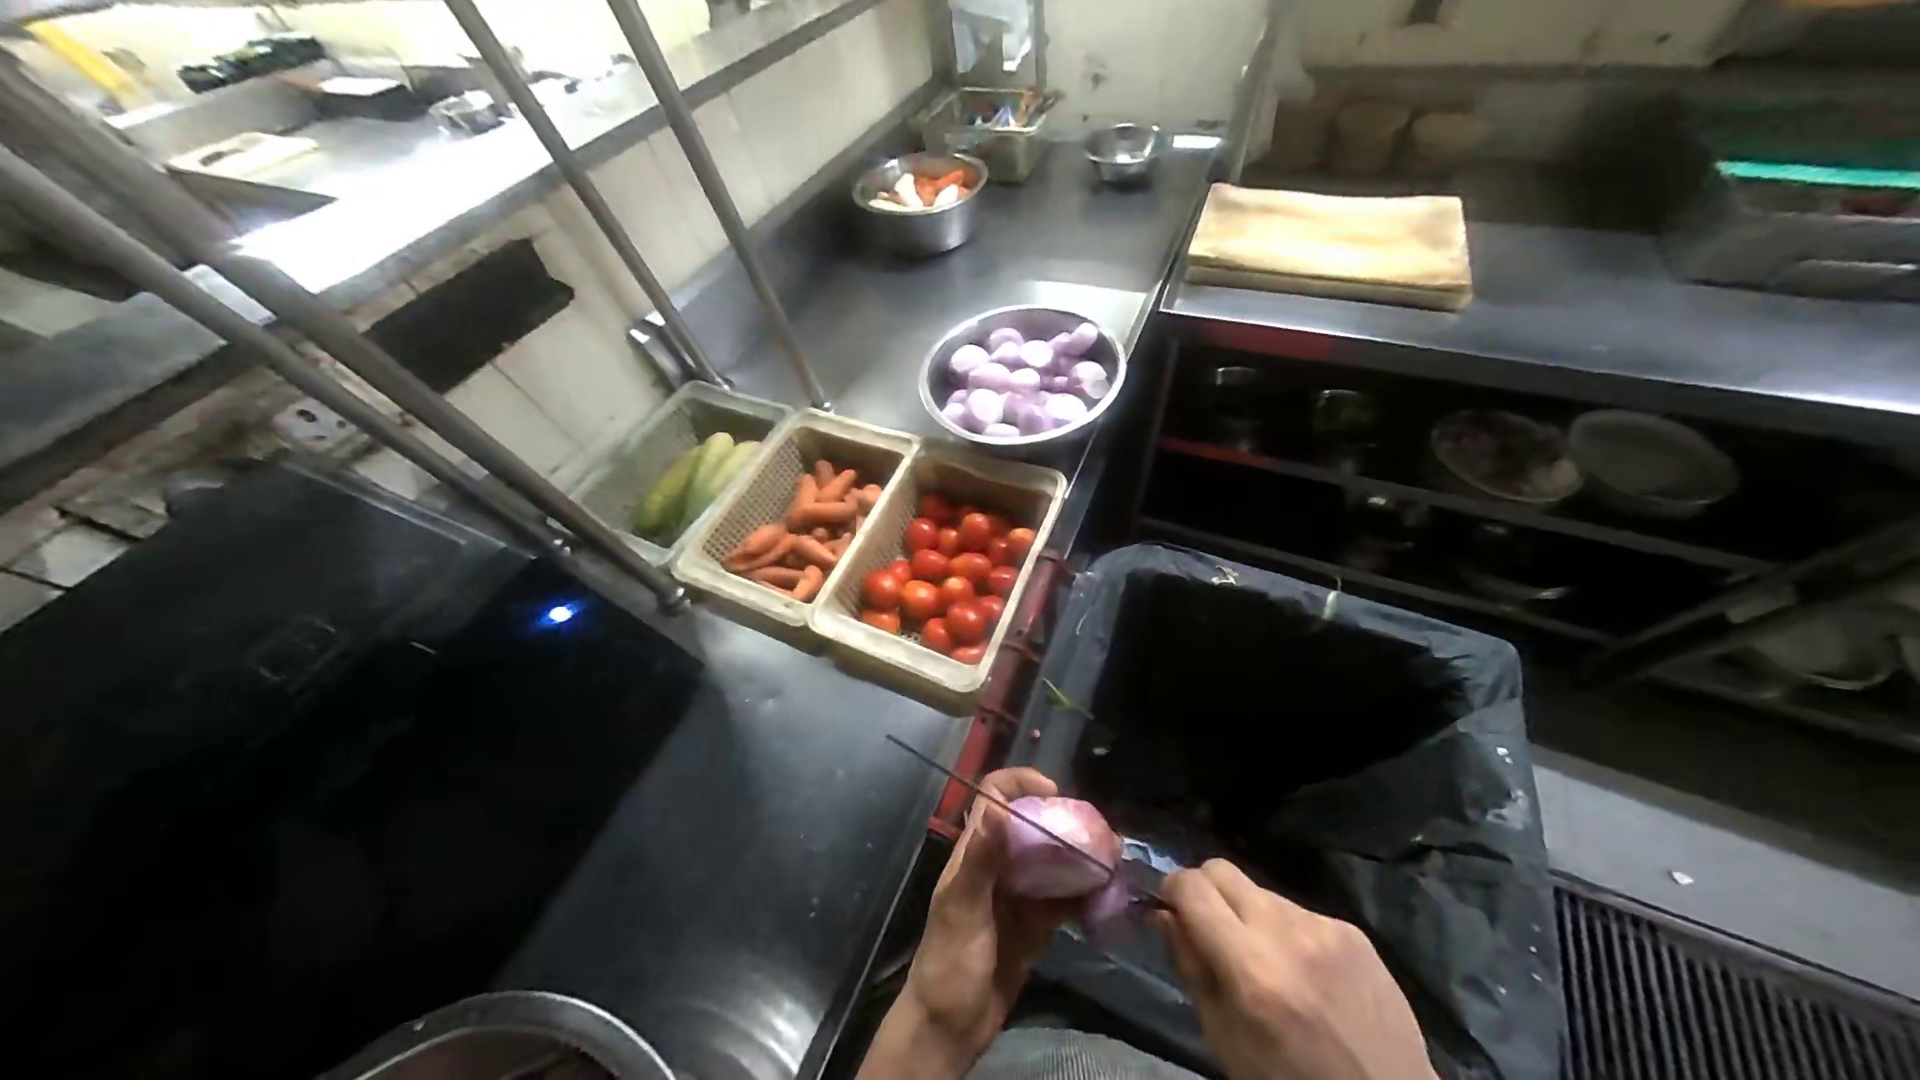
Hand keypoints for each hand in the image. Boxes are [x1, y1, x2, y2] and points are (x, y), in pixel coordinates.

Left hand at [857, 767, 1076, 1079]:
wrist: (950, 1025)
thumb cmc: (949, 961)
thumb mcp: (962, 908)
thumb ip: (979, 860)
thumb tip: (999, 810)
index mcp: (975, 852)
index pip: (994, 798)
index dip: (1020, 783)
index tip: (1054, 792)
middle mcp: (999, 865)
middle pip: (1032, 826)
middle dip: (1063, 821)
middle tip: (1098, 830)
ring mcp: (1019, 894)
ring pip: (1052, 861)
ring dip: (1080, 857)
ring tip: (1112, 857)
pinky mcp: (1036, 924)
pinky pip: (1064, 899)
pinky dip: (1085, 895)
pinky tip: (1107, 895)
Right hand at [1160, 860, 1437, 1079]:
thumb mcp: (1222, 1038)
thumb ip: (1189, 967)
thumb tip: (1163, 913)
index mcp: (1249, 968)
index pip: (1191, 886)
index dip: (1172, 891)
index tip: (1172, 910)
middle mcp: (1286, 933)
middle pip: (1221, 869)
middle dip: (1204, 889)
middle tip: (1210, 926)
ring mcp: (1324, 928)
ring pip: (1260, 890)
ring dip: (1248, 913)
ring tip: (1265, 958)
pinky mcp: (1353, 931)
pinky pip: (1299, 912)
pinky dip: (1287, 931)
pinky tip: (1304, 970)